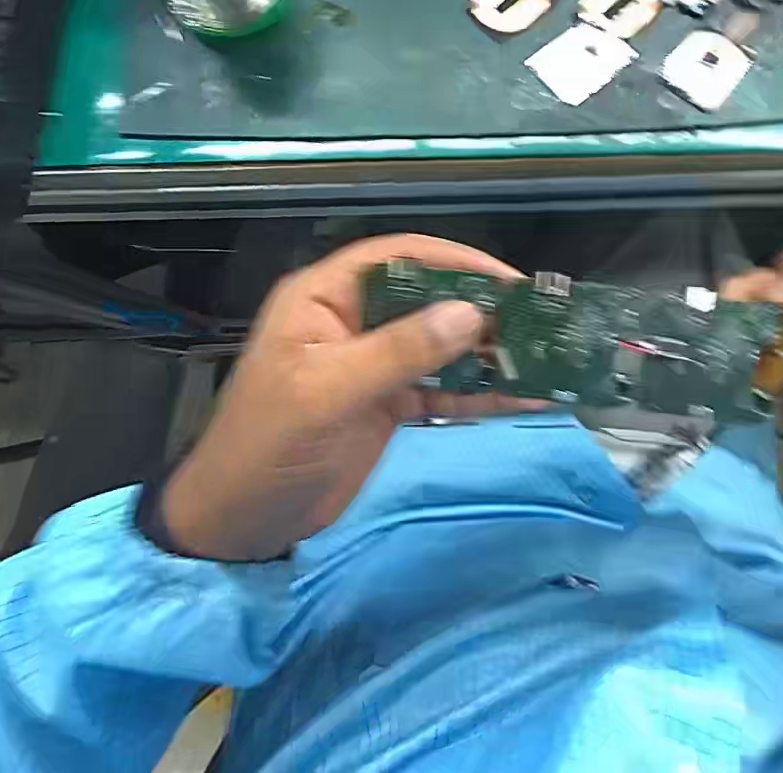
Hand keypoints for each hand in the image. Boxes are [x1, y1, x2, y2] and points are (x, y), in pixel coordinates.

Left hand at [162, 234, 526, 560]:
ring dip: (487, 352)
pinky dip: (480, 393)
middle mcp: (353, 320)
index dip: (453, 260)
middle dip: (480, 308)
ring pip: (440, 343)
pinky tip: (523, 398)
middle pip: (426, 298)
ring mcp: (374, 363)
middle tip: (538, 320)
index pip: (396, 257)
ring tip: (544, 358)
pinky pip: (442, 389)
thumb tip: (472, 313)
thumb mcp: (326, 393)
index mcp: (325, 297)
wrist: (238, 526)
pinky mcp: (389, 403)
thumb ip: (397, 351)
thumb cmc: (265, 446)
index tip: (507, 280)